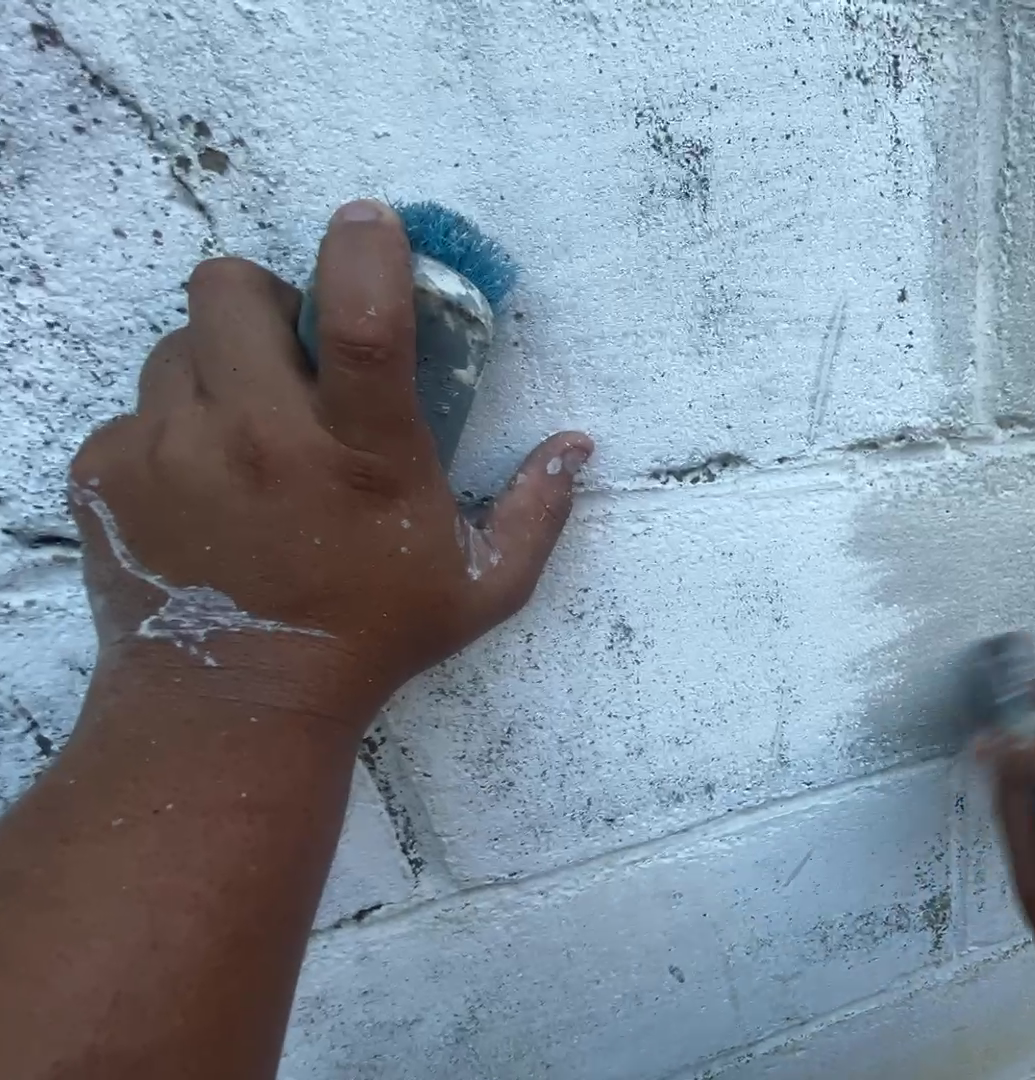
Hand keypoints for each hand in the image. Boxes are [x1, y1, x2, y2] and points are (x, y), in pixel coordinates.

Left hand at [68, 199, 591, 730]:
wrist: (236, 703)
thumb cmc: (381, 636)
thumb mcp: (490, 585)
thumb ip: (540, 510)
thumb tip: (578, 445)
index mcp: (364, 460)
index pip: (359, 325)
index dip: (366, 253)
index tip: (372, 218)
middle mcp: (258, 439)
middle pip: (229, 289)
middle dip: (270, 292)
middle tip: (302, 347)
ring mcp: (167, 451)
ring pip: (177, 340)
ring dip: (226, 356)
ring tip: (261, 419)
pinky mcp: (105, 472)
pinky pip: (139, 403)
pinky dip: (183, 416)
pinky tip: (216, 476)